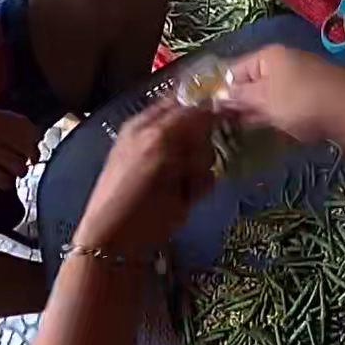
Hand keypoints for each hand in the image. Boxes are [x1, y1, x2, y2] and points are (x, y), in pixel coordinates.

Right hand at [0, 103, 40, 189]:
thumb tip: (10, 130)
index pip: (29, 127)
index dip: (33, 137)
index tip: (31, 142)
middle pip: (29, 148)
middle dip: (30, 155)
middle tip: (27, 159)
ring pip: (19, 166)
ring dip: (19, 170)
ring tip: (12, 170)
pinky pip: (3, 179)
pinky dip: (5, 181)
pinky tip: (0, 180)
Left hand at [73, 100, 216, 254]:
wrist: (120, 240)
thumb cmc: (133, 188)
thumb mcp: (158, 144)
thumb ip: (185, 120)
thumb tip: (214, 105)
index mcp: (147, 124)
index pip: (183, 103)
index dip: (203, 108)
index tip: (225, 115)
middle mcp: (160, 142)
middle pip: (199, 130)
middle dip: (200, 143)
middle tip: (188, 157)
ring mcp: (172, 167)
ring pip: (205, 154)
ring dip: (200, 166)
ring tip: (185, 183)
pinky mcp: (182, 191)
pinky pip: (205, 178)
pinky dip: (201, 185)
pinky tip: (188, 196)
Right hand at [222, 46, 344, 152]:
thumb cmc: (303, 102)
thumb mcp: (265, 100)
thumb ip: (240, 97)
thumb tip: (217, 95)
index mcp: (268, 55)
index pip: (234, 69)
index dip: (222, 90)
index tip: (210, 113)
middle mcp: (283, 61)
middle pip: (252, 81)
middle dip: (239, 102)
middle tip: (224, 125)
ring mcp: (300, 77)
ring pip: (269, 94)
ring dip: (257, 111)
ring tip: (243, 129)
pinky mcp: (313, 95)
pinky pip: (286, 103)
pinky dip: (277, 114)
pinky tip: (272, 127)